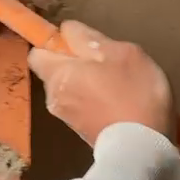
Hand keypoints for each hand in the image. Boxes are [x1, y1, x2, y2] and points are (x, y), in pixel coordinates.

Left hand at [27, 21, 174, 145]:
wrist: (142, 148)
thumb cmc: (133, 93)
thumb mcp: (120, 53)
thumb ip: (89, 39)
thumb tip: (66, 31)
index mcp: (56, 74)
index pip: (36, 52)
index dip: (54, 43)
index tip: (79, 42)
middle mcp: (52, 97)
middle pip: (54, 70)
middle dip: (75, 62)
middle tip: (107, 61)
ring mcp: (65, 117)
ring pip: (69, 88)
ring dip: (87, 81)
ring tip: (118, 82)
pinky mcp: (80, 131)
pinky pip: (80, 105)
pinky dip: (94, 99)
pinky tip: (118, 100)